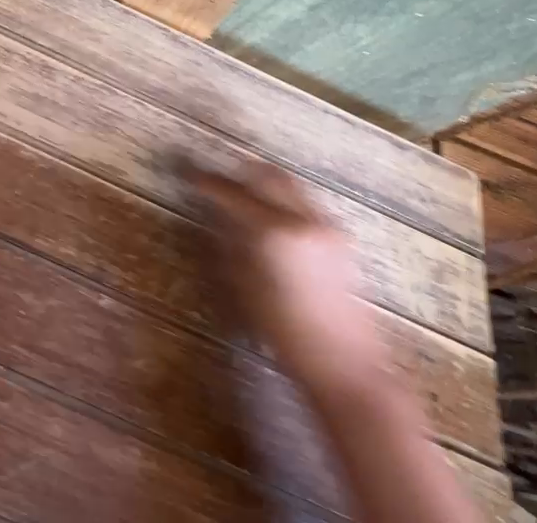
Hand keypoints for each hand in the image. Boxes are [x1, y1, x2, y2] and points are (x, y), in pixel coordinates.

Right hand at [191, 159, 385, 392]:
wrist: (345, 363)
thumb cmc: (284, 331)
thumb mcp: (244, 286)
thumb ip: (231, 244)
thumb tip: (220, 220)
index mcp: (276, 230)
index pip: (234, 193)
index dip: (209, 182)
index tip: (191, 176)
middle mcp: (305, 219)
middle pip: (272, 175)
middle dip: (243, 172)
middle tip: (220, 180)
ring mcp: (328, 228)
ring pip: (292, 187)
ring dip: (266, 186)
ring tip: (244, 200)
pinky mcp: (341, 241)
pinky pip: (306, 206)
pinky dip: (285, 202)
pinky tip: (271, 223)